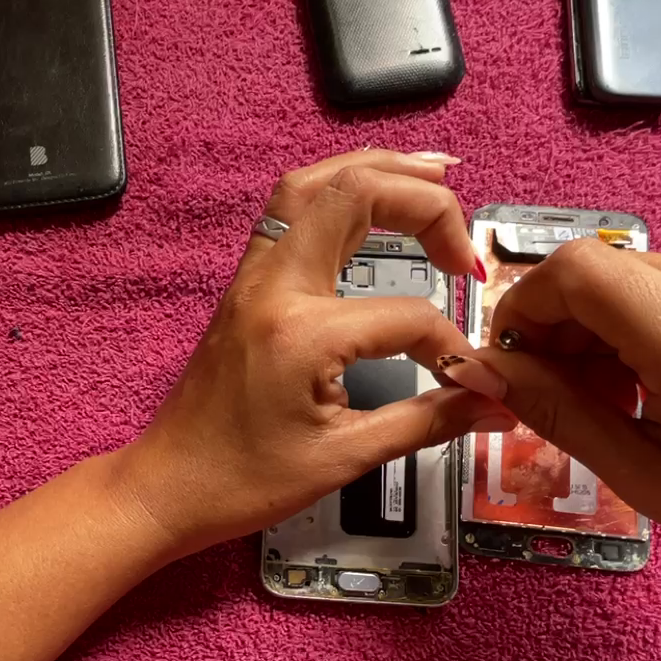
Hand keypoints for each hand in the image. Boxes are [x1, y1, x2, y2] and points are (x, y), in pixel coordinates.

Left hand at [115, 150, 513, 555]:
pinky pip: (287, 214)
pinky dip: (335, 195)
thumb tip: (494, 403)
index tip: (475, 379)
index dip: (452, 347)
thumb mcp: (342, 458)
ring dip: (375, 174)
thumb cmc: (244, 482)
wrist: (166, 486)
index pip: (405, 314)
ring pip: (311, 186)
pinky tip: (367, 211)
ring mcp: (250, 280)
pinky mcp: (241, 287)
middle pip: (354, 193)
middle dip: (424, 200)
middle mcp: (273, 287)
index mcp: (301, 332)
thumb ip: (426, 422)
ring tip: (432, 182)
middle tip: (463, 244)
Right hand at [445, 238, 660, 638]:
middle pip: (609, 268)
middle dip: (561, 322)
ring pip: (650, 275)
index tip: (513, 360)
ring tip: (616, 397)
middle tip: (559, 392)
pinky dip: (654, 324)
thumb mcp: (652, 482)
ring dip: (606, 325)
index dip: (523, 305)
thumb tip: (485, 371)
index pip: (577, 269)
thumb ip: (561, 413)